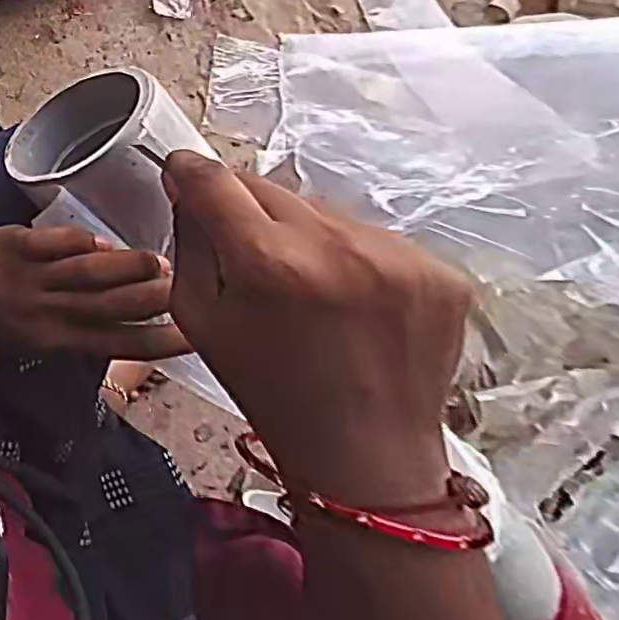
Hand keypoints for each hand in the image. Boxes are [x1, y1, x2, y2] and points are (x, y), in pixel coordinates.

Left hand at [0, 226, 189, 359]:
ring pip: (91, 272)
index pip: (117, 342)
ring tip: (161, 260)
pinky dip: (84, 240)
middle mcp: (45, 311)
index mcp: (52, 339)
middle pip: (113, 305)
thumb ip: (74, 331)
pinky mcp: (12, 245)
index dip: (160, 340)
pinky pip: (57, 241)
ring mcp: (28, 276)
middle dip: (156, 297)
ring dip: (130, 266)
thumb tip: (123, 317)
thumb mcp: (31, 340)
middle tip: (190, 284)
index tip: (196, 333)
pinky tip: (105, 241)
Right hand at [161, 152, 468, 507]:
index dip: (188, 170)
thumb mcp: (196, 315)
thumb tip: (188, 191)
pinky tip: (339, 292)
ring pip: (314, 208)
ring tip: (295, 279)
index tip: (180, 171)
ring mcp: (397, 256)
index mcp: (267, 262)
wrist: (363, 449)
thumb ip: (189, 243)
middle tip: (237, 245)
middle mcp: (337, 246)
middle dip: (239, 205)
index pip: (215, 179)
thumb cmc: (265, 383)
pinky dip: (340, 250)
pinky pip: (363, 233)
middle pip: (264, 186)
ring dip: (292, 228)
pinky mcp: (438, 270)